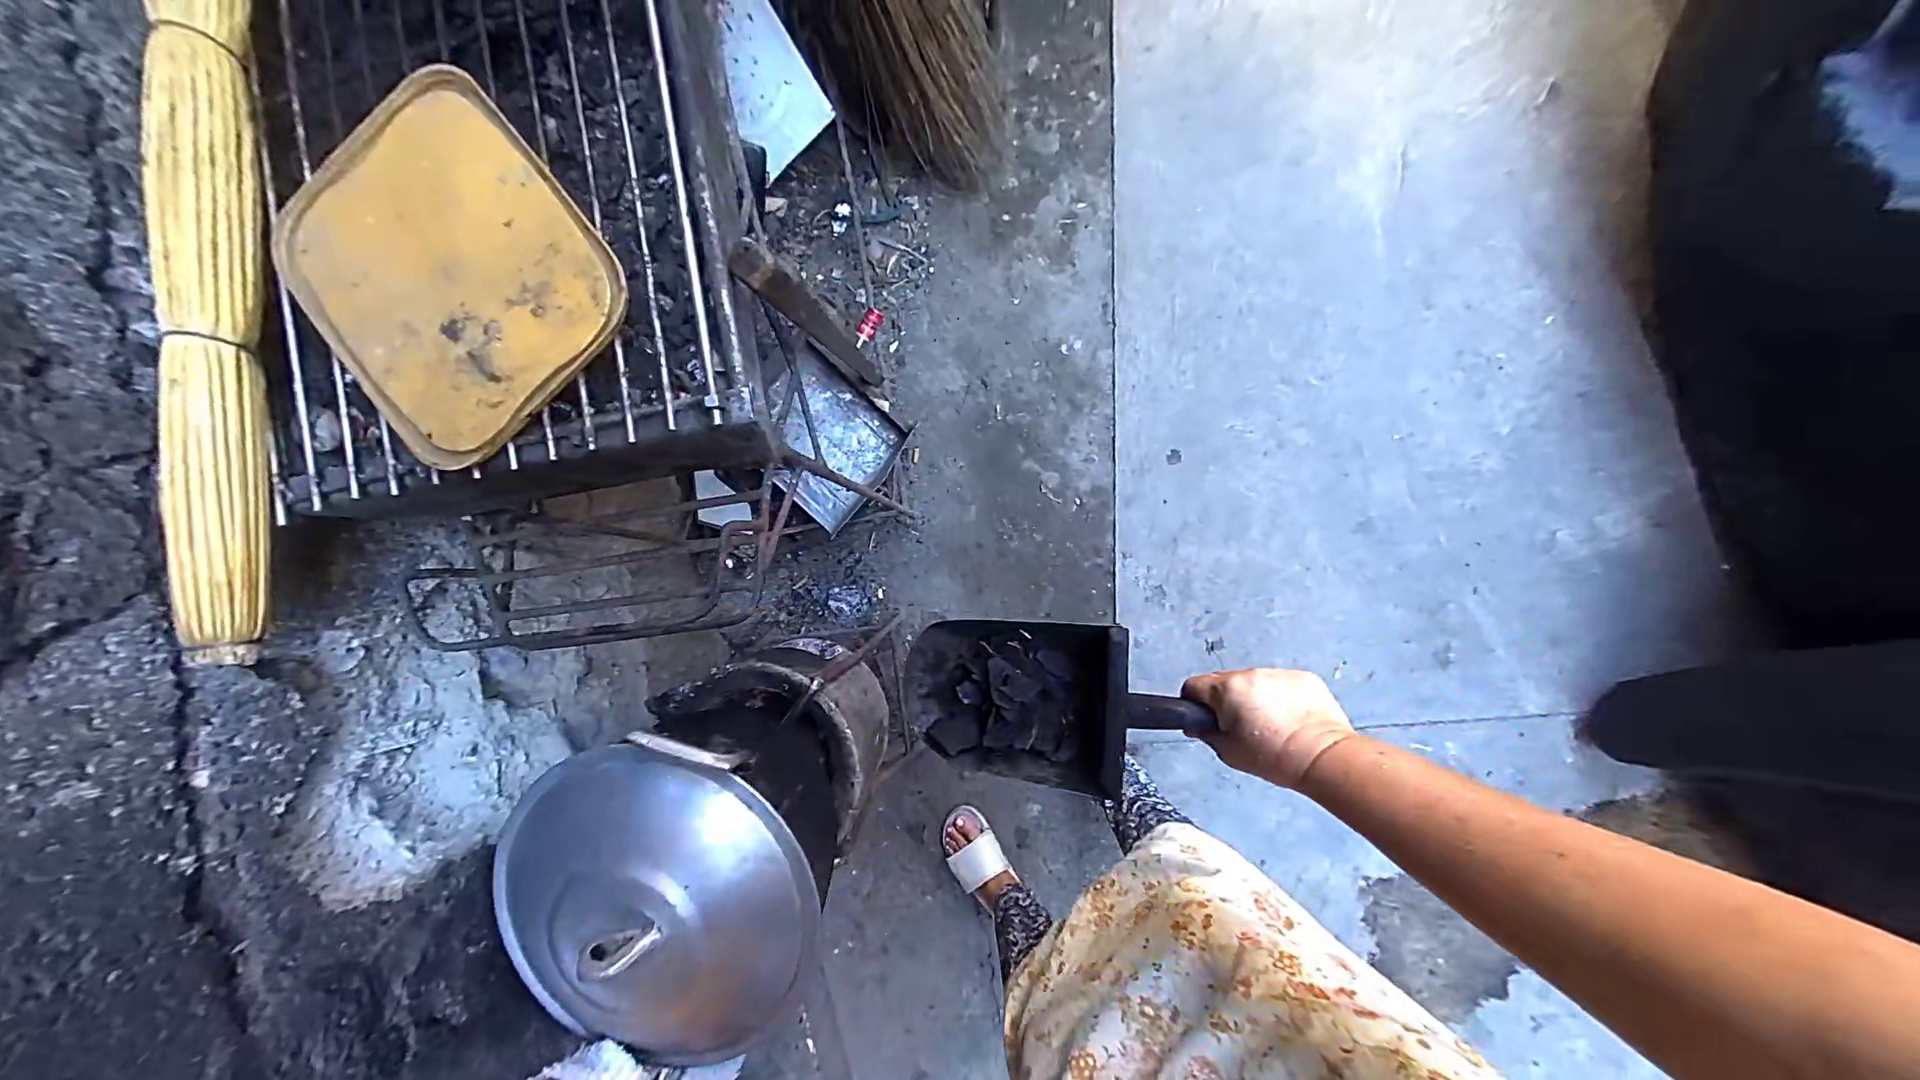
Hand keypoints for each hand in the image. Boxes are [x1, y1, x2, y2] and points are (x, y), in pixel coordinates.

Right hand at [1181, 668, 1357, 786]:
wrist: (1322, 757)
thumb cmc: (1276, 757)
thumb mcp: (1227, 752)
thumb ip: (1207, 733)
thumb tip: (1198, 724)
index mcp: (1226, 689)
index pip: (1194, 685)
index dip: (1195, 703)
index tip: (1207, 716)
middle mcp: (1250, 674)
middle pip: (1224, 682)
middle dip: (1227, 700)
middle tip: (1242, 727)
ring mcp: (1278, 673)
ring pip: (1254, 682)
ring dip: (1255, 697)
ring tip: (1271, 725)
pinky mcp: (1302, 678)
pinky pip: (1281, 683)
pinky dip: (1281, 697)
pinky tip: (1289, 719)